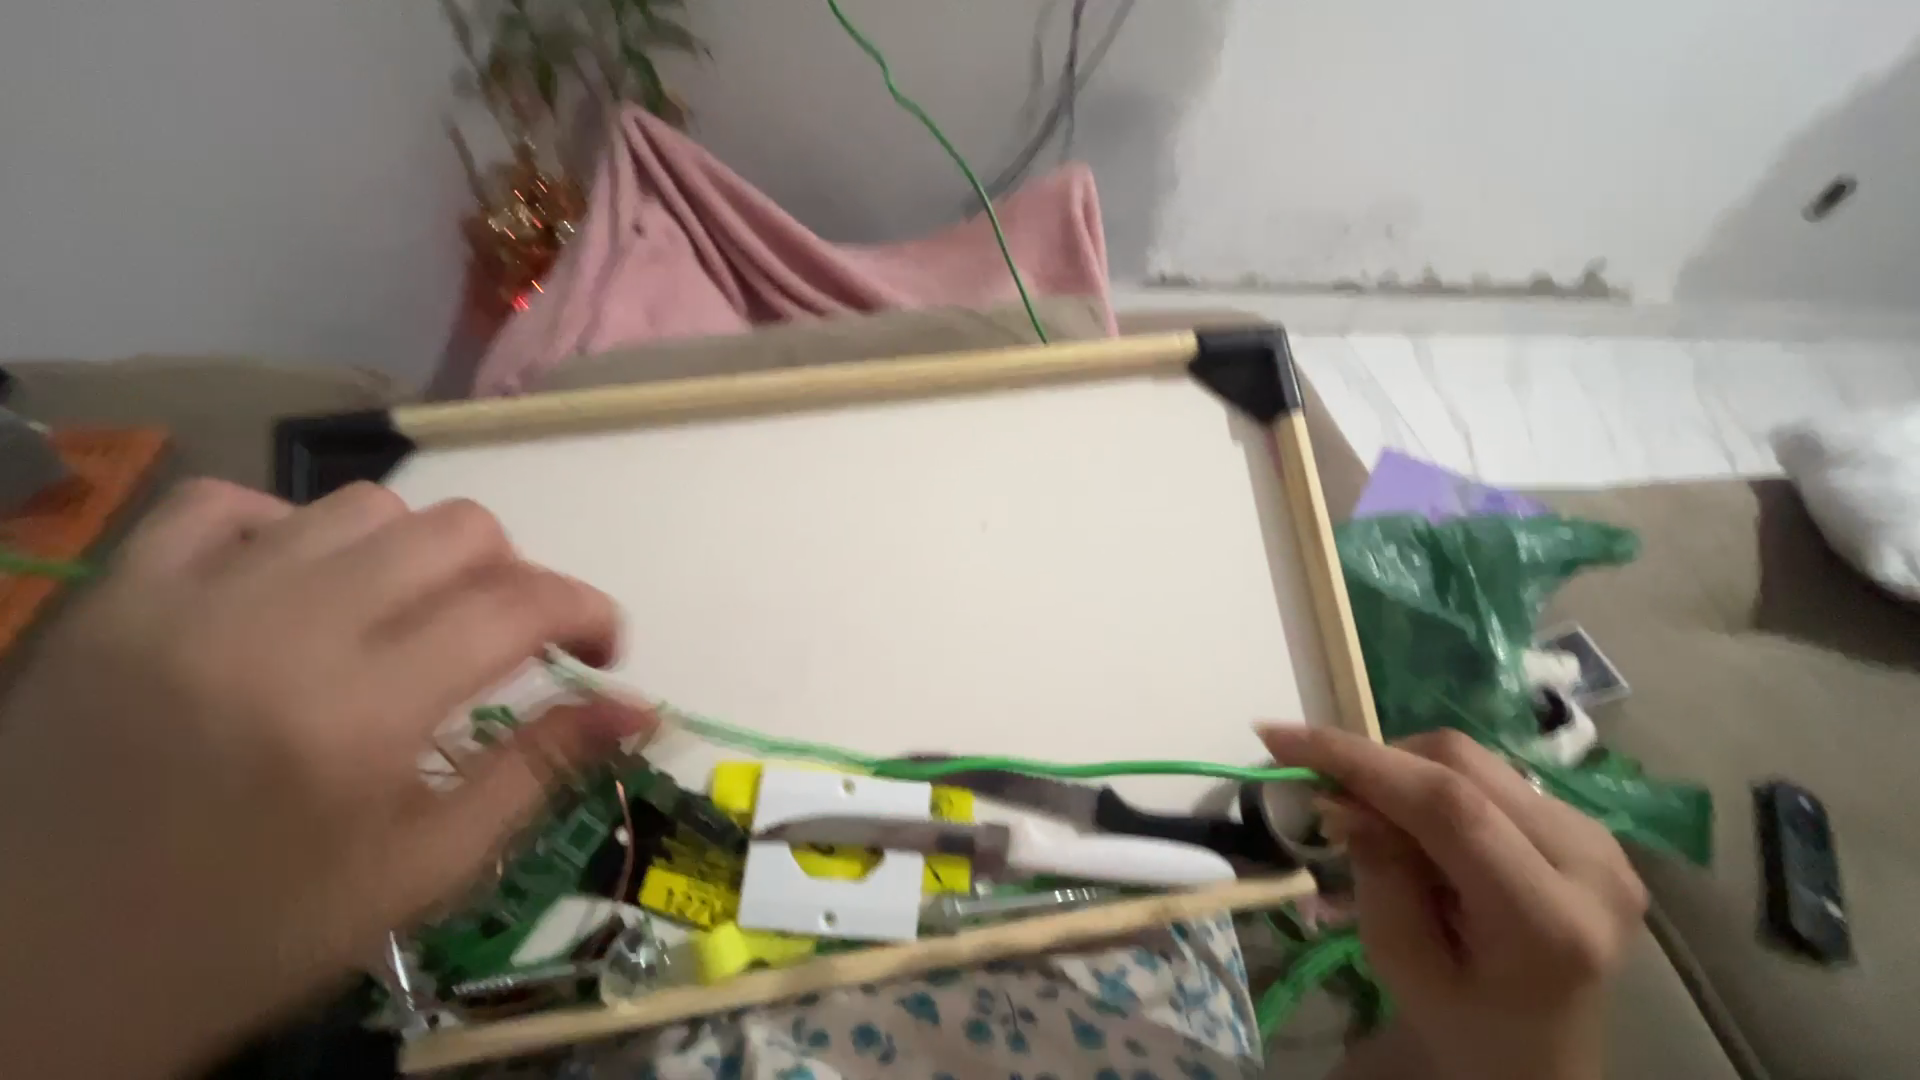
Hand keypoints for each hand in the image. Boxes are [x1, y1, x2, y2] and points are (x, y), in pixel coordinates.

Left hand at [0, 480, 653, 1078]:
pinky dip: (294, 532)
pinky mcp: (113, 598)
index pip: (521, 606)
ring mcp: (185, 603)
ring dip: (419, 556)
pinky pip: (230, 505)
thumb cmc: (251, 938)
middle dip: (517, 577)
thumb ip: (541, 770)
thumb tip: (640, 709)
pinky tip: (304, 591)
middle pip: (459, 531)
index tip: (600, 650)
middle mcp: (280, 633)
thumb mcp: (424, 870)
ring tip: (410, 619)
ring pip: (364, 507)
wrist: (15, 987)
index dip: (588, 612)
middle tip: (509, 641)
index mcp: (362, 716)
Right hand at [1261, 726, 1646, 1079]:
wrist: (1539, 1053)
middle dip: (1374, 763)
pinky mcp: (1588, 826)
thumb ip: (1375, 869)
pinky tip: (1416, 827)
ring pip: (1469, 759)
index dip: (1357, 759)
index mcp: (1548, 923)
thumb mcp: (1398, 960)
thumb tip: (1341, 795)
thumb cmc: (1461, 1021)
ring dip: (1401, 773)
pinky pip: (1487, 773)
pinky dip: (1429, 783)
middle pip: (1460, 765)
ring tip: (1373, 819)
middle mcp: (1592, 868)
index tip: (1278, 738)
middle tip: (1323, 792)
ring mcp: (1600, 841)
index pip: (1448, 807)